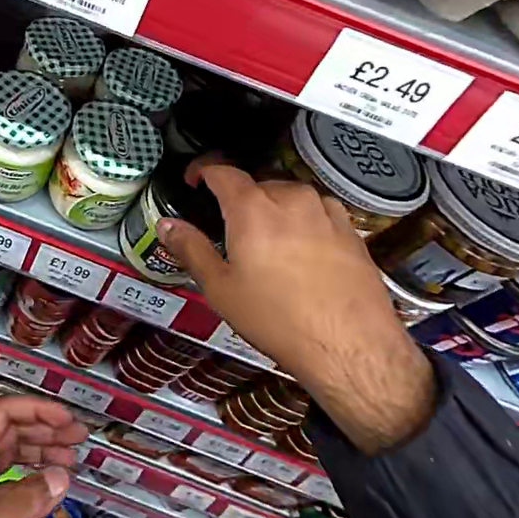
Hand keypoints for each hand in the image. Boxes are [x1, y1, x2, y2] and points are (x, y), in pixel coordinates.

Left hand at [0, 396, 86, 517]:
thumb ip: (20, 505)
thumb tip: (61, 478)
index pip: (2, 414)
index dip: (36, 410)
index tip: (66, 417)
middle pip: (9, 431)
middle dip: (44, 429)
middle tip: (78, 435)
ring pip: (11, 456)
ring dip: (40, 452)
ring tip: (71, 456)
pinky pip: (9, 484)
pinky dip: (31, 481)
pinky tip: (49, 486)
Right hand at [158, 161, 434, 452]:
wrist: (351, 347)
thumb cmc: (279, 319)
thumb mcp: (220, 289)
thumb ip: (191, 248)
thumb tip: (166, 225)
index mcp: (252, 208)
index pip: (222, 170)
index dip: (203, 170)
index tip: (194, 180)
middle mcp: (290, 199)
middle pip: (256, 182)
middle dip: (239, 198)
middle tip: (230, 228)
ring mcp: (324, 211)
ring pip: (289, 194)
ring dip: (273, 207)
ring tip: (267, 242)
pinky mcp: (350, 229)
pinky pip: (318, 209)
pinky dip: (303, 218)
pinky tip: (302, 248)